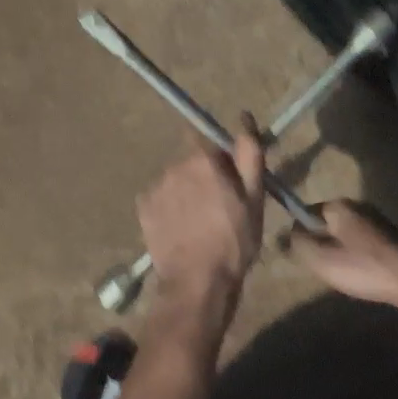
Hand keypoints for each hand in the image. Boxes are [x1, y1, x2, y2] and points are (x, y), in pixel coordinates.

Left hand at [138, 116, 265, 311]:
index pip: (209, 140)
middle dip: (205, 176)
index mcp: (203, 159)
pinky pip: (161, 199)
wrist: (198, 282)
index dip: (222, 158)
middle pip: (192, 161)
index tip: (232, 181)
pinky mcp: (143, 209)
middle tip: (221, 207)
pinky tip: (183, 230)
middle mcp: (174, 166)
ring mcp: (154, 188)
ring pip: (176, 181)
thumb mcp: (254, 197)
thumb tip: (244, 116)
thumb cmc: (235, 240)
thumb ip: (249, 153)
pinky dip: (171, 208)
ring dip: (187, 192)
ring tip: (201, 223)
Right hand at [286, 202, 397, 310]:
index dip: (301, 234)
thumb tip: (290, 231)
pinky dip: (358, 256)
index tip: (307, 256)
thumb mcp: (321, 259)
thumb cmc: (363, 268)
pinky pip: (362, 242)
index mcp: (340, 206)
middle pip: (326, 223)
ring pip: (344, 234)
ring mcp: (377, 219)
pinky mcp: (390, 235)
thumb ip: (298, 242)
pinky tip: (363, 273)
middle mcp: (359, 205)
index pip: (306, 212)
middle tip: (325, 268)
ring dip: (340, 252)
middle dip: (322, 244)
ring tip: (345, 273)